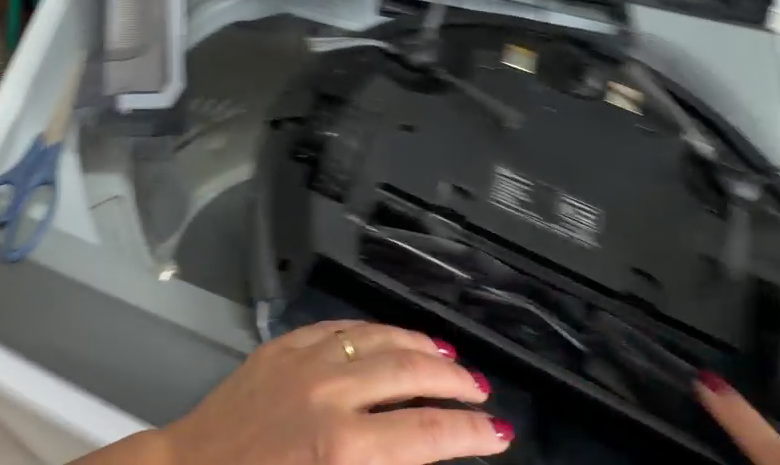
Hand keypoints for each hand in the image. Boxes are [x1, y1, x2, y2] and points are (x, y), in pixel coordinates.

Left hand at [142, 320, 511, 464]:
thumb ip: (384, 460)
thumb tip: (420, 448)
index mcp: (345, 446)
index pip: (427, 434)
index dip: (471, 433)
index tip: (499, 432)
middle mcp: (330, 394)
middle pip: (409, 374)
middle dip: (453, 381)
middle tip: (480, 391)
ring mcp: (303, 362)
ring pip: (375, 339)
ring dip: (417, 345)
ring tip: (448, 355)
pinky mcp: (280, 346)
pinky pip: (335, 328)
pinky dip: (369, 329)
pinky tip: (386, 335)